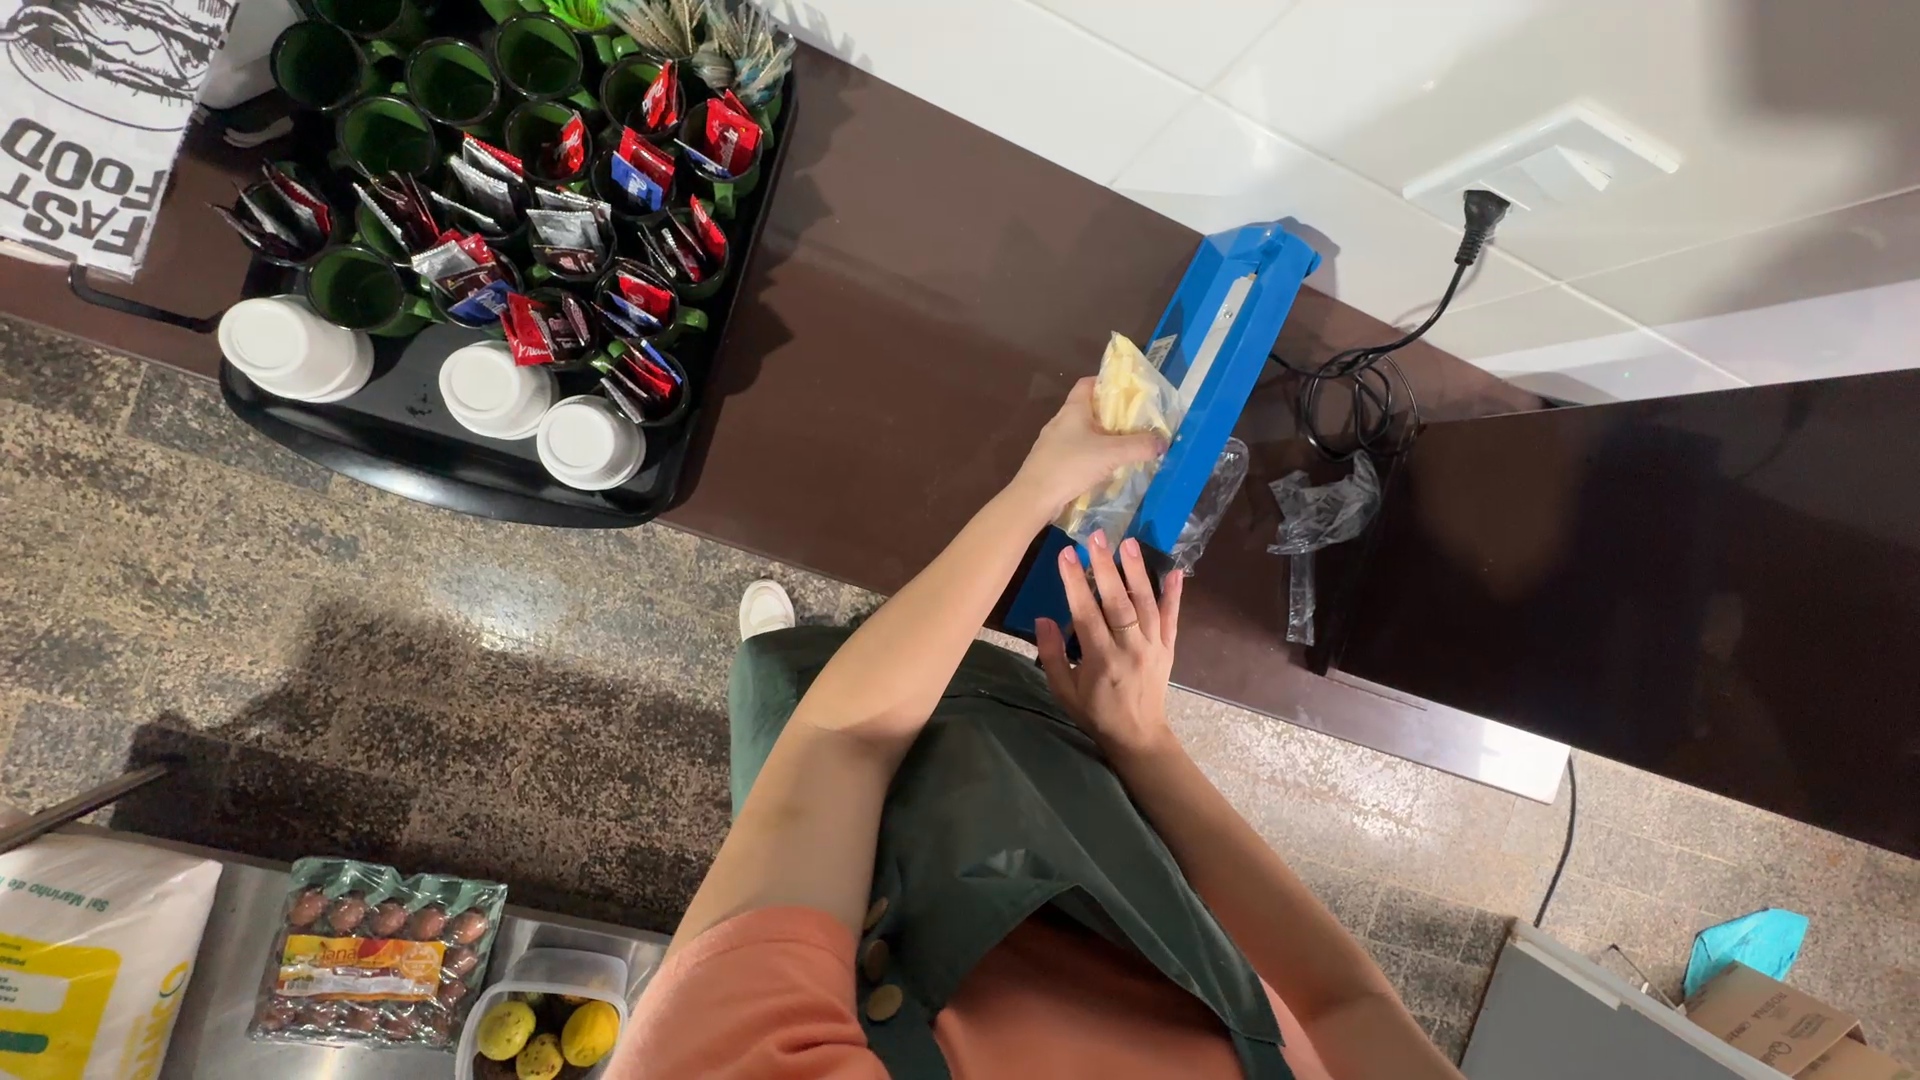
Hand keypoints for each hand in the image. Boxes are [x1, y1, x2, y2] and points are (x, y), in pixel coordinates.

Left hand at [1011, 378, 1166, 515]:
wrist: (1034, 498)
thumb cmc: (1070, 466)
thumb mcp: (1111, 453)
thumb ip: (1139, 446)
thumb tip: (1163, 442)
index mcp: (1072, 409)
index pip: (1088, 383)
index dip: (1107, 382)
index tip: (1128, 392)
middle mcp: (1060, 422)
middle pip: (1088, 409)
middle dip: (1111, 415)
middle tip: (1135, 424)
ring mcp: (1053, 444)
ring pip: (1082, 433)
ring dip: (1102, 438)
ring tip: (1125, 447)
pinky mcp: (1051, 463)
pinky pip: (1076, 453)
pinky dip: (1091, 456)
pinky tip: (1105, 469)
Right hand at [1035, 530, 1182, 757]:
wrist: (1138, 736)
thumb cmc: (1094, 712)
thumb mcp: (1063, 691)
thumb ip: (1051, 654)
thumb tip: (1043, 618)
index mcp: (1101, 661)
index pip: (1086, 614)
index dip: (1075, 583)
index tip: (1066, 554)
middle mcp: (1130, 649)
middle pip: (1119, 603)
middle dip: (1106, 567)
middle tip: (1097, 537)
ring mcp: (1153, 647)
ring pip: (1146, 605)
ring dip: (1137, 572)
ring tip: (1129, 543)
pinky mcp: (1169, 649)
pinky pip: (1173, 619)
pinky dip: (1174, 595)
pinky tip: (1174, 571)